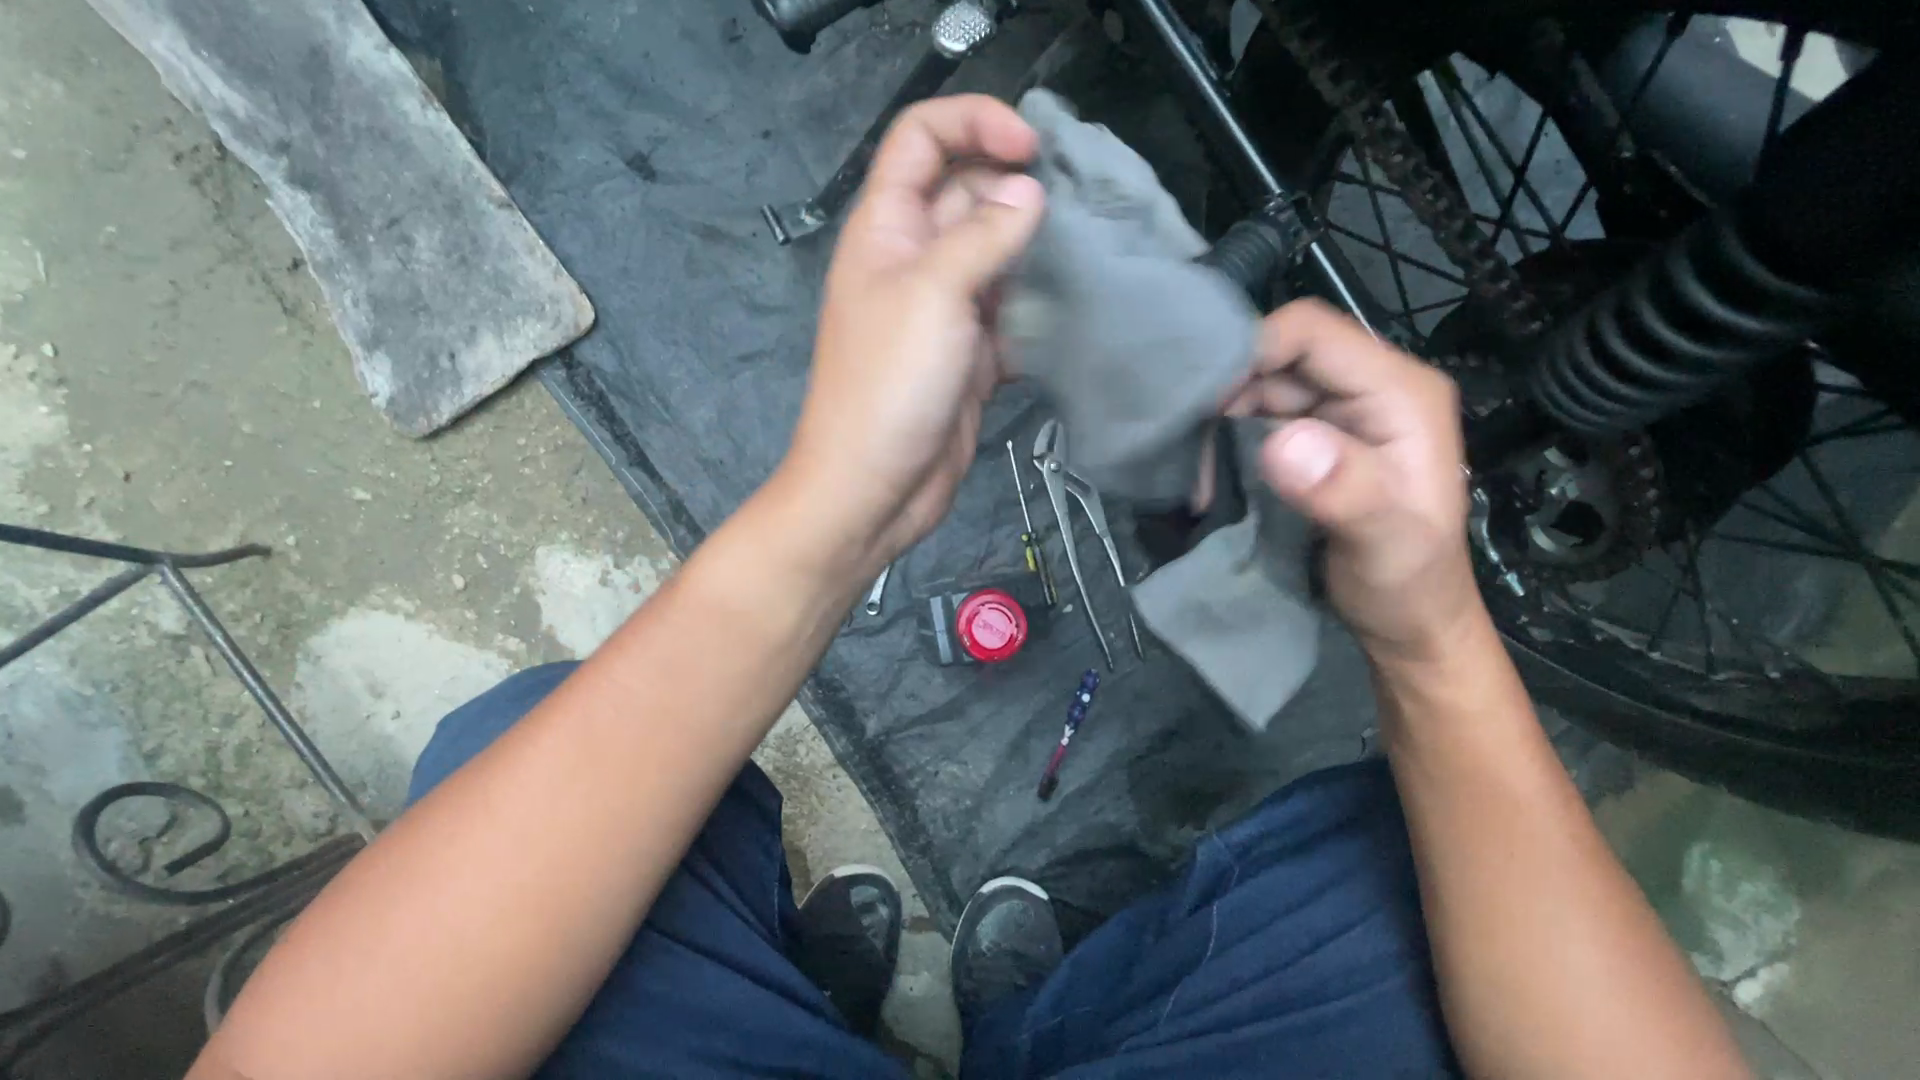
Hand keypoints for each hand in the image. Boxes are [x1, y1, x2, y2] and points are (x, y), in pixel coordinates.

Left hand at [784, 95, 1045, 567]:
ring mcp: (943, 311)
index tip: (1031, 146)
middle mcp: (914, 261)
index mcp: (886, 229)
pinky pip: (1009, 316)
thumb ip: (983, 236)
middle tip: (1075, 206)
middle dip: (1016, 189)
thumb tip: (1029, 192)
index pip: (921, 139)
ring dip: (1035, 251)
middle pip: (967, 194)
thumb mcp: (932, 295)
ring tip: (1087, 253)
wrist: (874, 490)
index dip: (973, 122)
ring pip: (995, 256)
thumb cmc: (887, 387)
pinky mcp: (969, 356)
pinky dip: (1037, 312)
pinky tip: (1072, 315)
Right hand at [1228, 300, 1483, 662]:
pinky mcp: (1316, 437)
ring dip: (1221, 417)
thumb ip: (1345, 491)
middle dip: (1227, 389)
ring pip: (1262, 384)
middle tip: (1184, 437)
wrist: (1410, 623)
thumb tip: (1282, 442)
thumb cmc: (1408, 584)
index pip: (1311, 332)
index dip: (1250, 352)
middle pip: (1280, 355)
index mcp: (1398, 391)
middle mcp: (1369, 387)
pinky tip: (1210, 472)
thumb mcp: (1386, 544)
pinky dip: (1227, 438)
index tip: (1200, 401)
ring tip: (1195, 464)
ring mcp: (1340, 411)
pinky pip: (1260, 416)